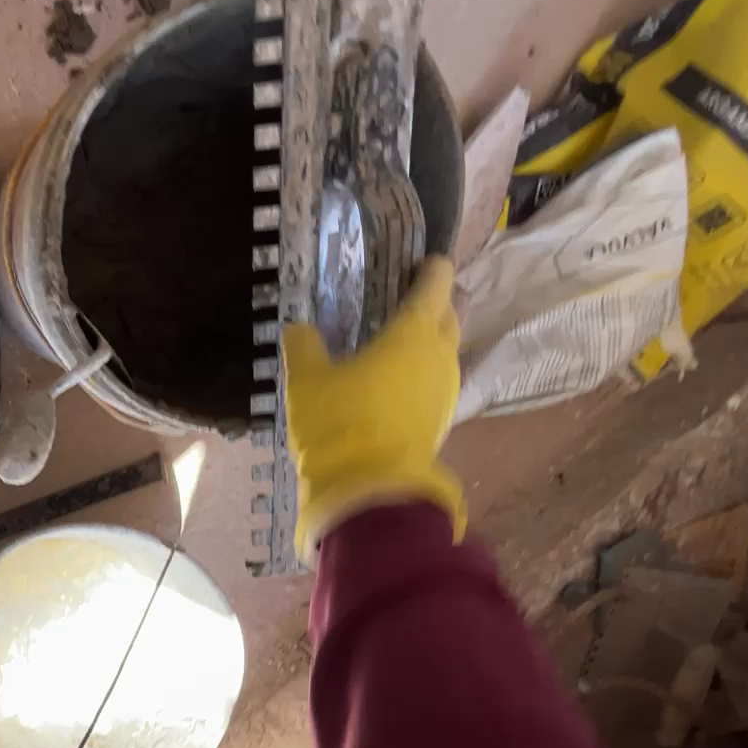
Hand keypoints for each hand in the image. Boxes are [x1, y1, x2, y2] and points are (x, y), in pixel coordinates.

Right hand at [280, 257, 465, 559]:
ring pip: (444, 351)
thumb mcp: (305, 381)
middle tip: (404, 299)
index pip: (433, 286)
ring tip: (396, 341)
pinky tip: (395, 381)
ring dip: (426, 341)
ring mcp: (445, 389)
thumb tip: (299, 327)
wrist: (367, 488)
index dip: (428, 269)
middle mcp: (440, 355)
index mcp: (412, 334)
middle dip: (432, 303)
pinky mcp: (440, 418)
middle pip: (447, 316)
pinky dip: (419, 372)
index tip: (421, 260)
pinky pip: (434, 381)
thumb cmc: (337, 423)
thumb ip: (303, 347)